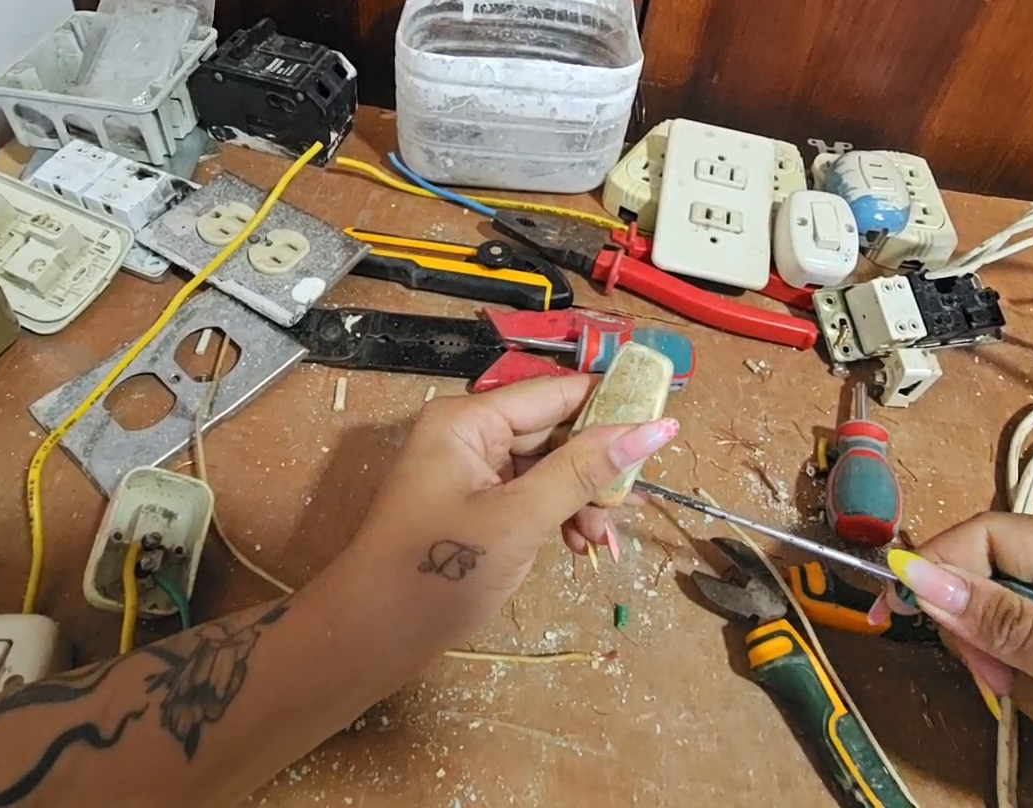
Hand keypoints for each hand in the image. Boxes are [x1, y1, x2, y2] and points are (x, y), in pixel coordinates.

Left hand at [333, 376, 674, 653]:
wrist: (369, 639)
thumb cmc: (439, 571)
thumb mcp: (521, 517)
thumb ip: (587, 469)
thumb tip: (657, 425)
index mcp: (470, 418)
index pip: (556, 394)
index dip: (611, 405)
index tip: (664, 423)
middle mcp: (469, 433)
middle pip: (553, 432)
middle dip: (596, 467)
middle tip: (635, 499)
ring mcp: (470, 470)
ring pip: (546, 467)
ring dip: (580, 498)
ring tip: (603, 539)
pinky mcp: (473, 504)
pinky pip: (528, 494)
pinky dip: (556, 515)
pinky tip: (578, 544)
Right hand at [881, 513, 1032, 807]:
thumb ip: (1013, 627)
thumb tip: (917, 574)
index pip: (998, 534)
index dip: (944, 563)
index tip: (902, 606)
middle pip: (999, 573)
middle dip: (984, 624)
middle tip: (995, 680)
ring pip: (1011, 617)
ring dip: (1009, 661)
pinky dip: (1030, 683)